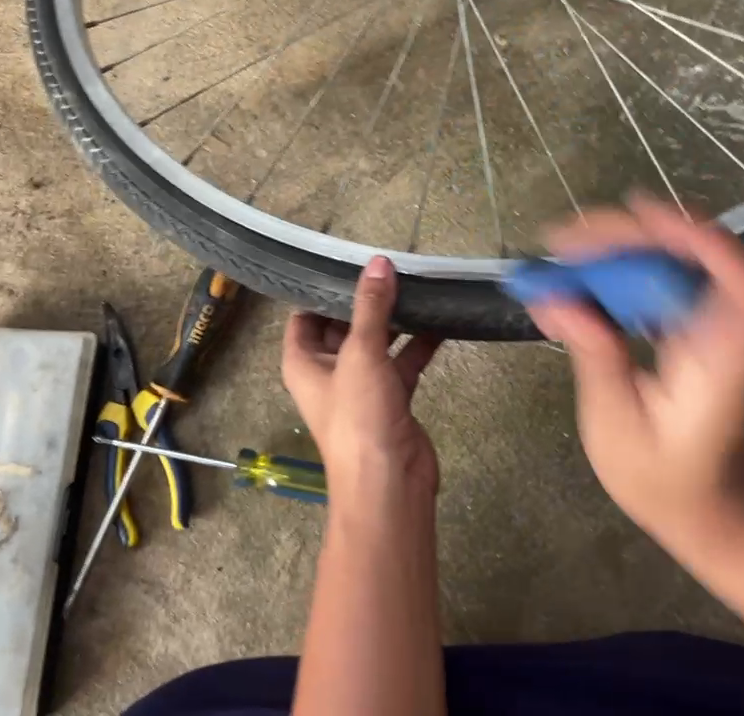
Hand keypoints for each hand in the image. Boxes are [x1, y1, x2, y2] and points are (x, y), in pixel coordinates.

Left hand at [282, 256, 442, 501]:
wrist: (389, 484)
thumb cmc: (359, 416)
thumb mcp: (361, 353)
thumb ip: (371, 306)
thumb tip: (379, 262)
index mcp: (303, 361)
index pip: (305, 314)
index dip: (322, 289)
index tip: (346, 258)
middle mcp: (327, 370)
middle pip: (344, 324)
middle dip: (366, 299)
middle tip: (392, 263)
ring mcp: (361, 386)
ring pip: (377, 342)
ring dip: (395, 319)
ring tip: (418, 282)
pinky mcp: (391, 398)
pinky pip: (402, 362)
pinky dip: (418, 344)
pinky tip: (440, 320)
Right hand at [527, 195, 743, 544]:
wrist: (712, 508)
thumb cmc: (669, 482)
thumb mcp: (619, 428)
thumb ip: (597, 359)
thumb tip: (556, 299)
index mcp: (727, 362)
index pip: (742, 286)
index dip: (702, 240)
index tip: (642, 215)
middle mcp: (731, 332)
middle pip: (699, 257)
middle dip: (631, 236)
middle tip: (563, 240)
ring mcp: (716, 325)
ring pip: (680, 260)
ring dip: (621, 245)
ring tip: (563, 251)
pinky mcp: (697, 325)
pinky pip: (666, 279)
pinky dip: (623, 267)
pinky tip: (582, 272)